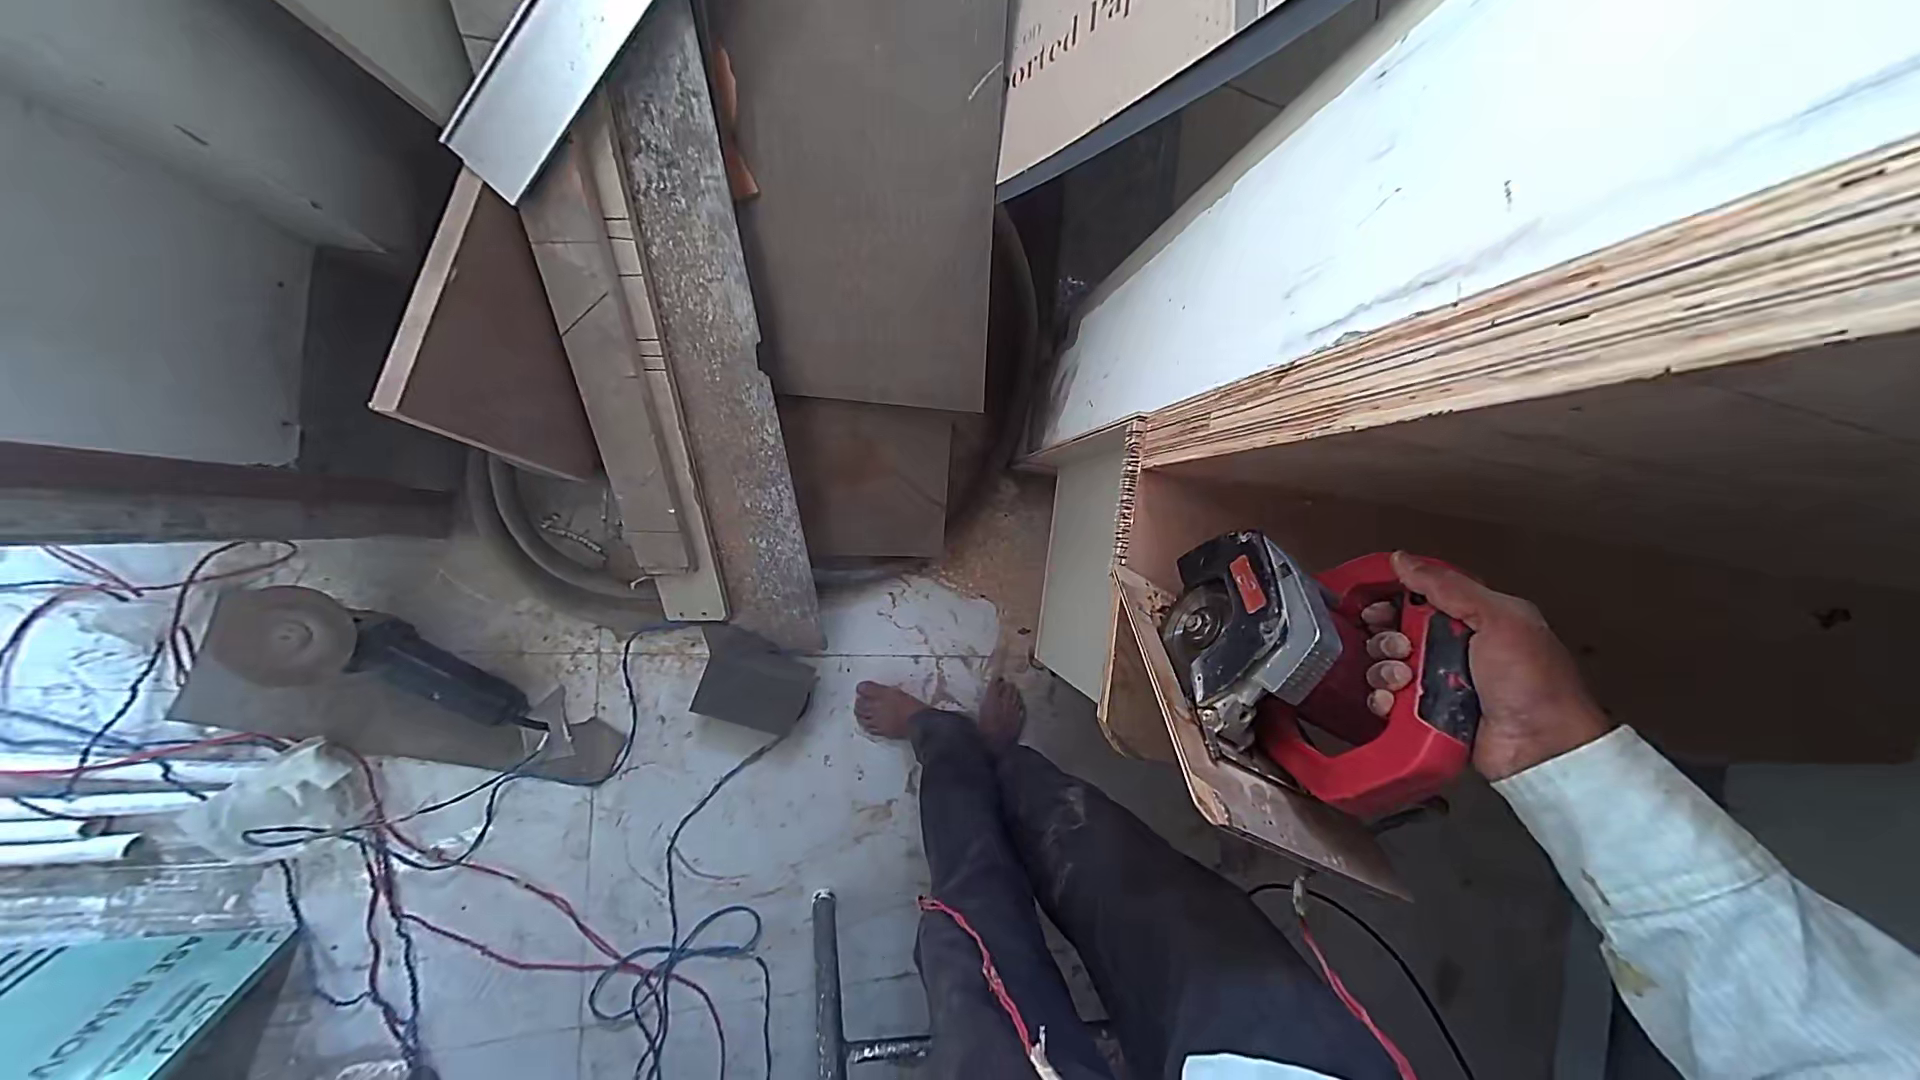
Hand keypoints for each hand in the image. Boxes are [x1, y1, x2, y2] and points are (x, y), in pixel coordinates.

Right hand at [1359, 551, 1612, 779]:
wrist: (1542, 749)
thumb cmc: (1533, 682)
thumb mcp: (1500, 620)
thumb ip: (1450, 587)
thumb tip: (1402, 559)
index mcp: (1470, 620)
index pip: (1414, 600)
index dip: (1389, 601)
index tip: (1376, 609)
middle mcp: (1448, 649)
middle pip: (1391, 632)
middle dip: (1385, 639)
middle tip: (1401, 648)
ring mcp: (1433, 682)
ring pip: (1382, 666)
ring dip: (1384, 670)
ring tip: (1405, 680)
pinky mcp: (1421, 713)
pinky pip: (1383, 699)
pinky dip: (1382, 699)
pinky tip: (1395, 701)